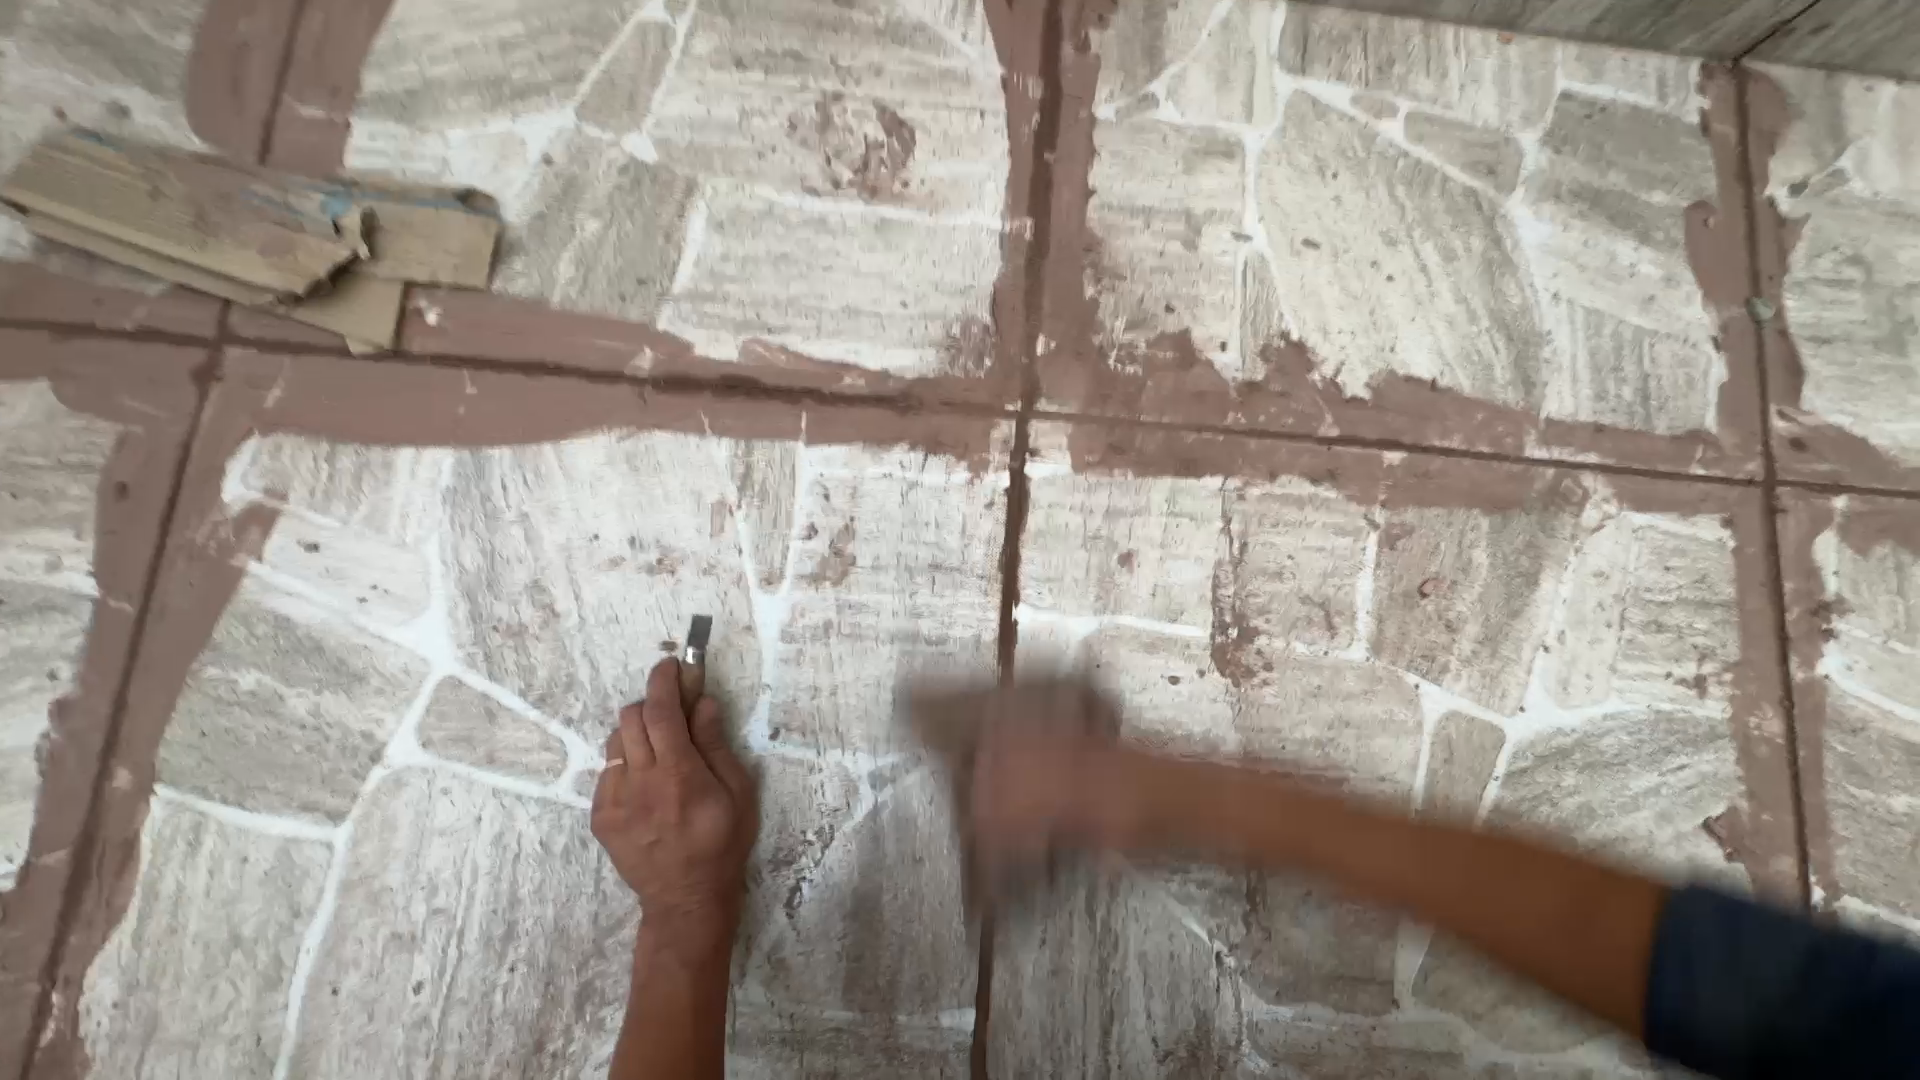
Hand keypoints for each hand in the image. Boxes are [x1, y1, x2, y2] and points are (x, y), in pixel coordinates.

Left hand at [592, 658, 757, 937]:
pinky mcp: (599, 816)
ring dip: (637, 732)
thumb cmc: (723, 842)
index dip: (663, 681)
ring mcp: (614, 800)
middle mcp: (640, 782)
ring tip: (660, 749)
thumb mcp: (738, 792)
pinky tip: (647, 781)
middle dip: (651, 703)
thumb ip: (716, 744)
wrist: (685, 897)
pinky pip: (607, 771)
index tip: (670, 665)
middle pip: (631, 718)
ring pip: (615, 741)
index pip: (661, 711)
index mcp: (679, 774)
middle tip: (672, 711)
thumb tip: (703, 703)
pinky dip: (627, 762)